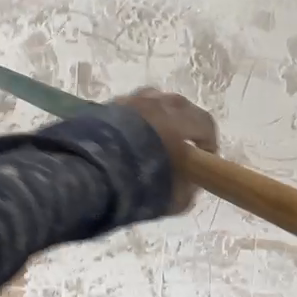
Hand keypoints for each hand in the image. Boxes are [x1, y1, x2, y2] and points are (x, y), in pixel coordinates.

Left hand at [114, 88, 217, 212]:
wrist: (89, 171)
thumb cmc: (140, 181)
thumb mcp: (175, 197)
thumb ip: (189, 186)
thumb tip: (189, 181)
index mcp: (180, 118)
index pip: (206, 124)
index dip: (208, 143)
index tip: (205, 159)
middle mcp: (157, 101)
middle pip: (179, 109)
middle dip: (184, 128)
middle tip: (179, 150)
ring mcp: (129, 100)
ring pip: (152, 106)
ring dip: (157, 121)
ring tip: (150, 143)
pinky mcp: (106, 105)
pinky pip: (128, 111)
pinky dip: (133, 123)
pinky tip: (126, 142)